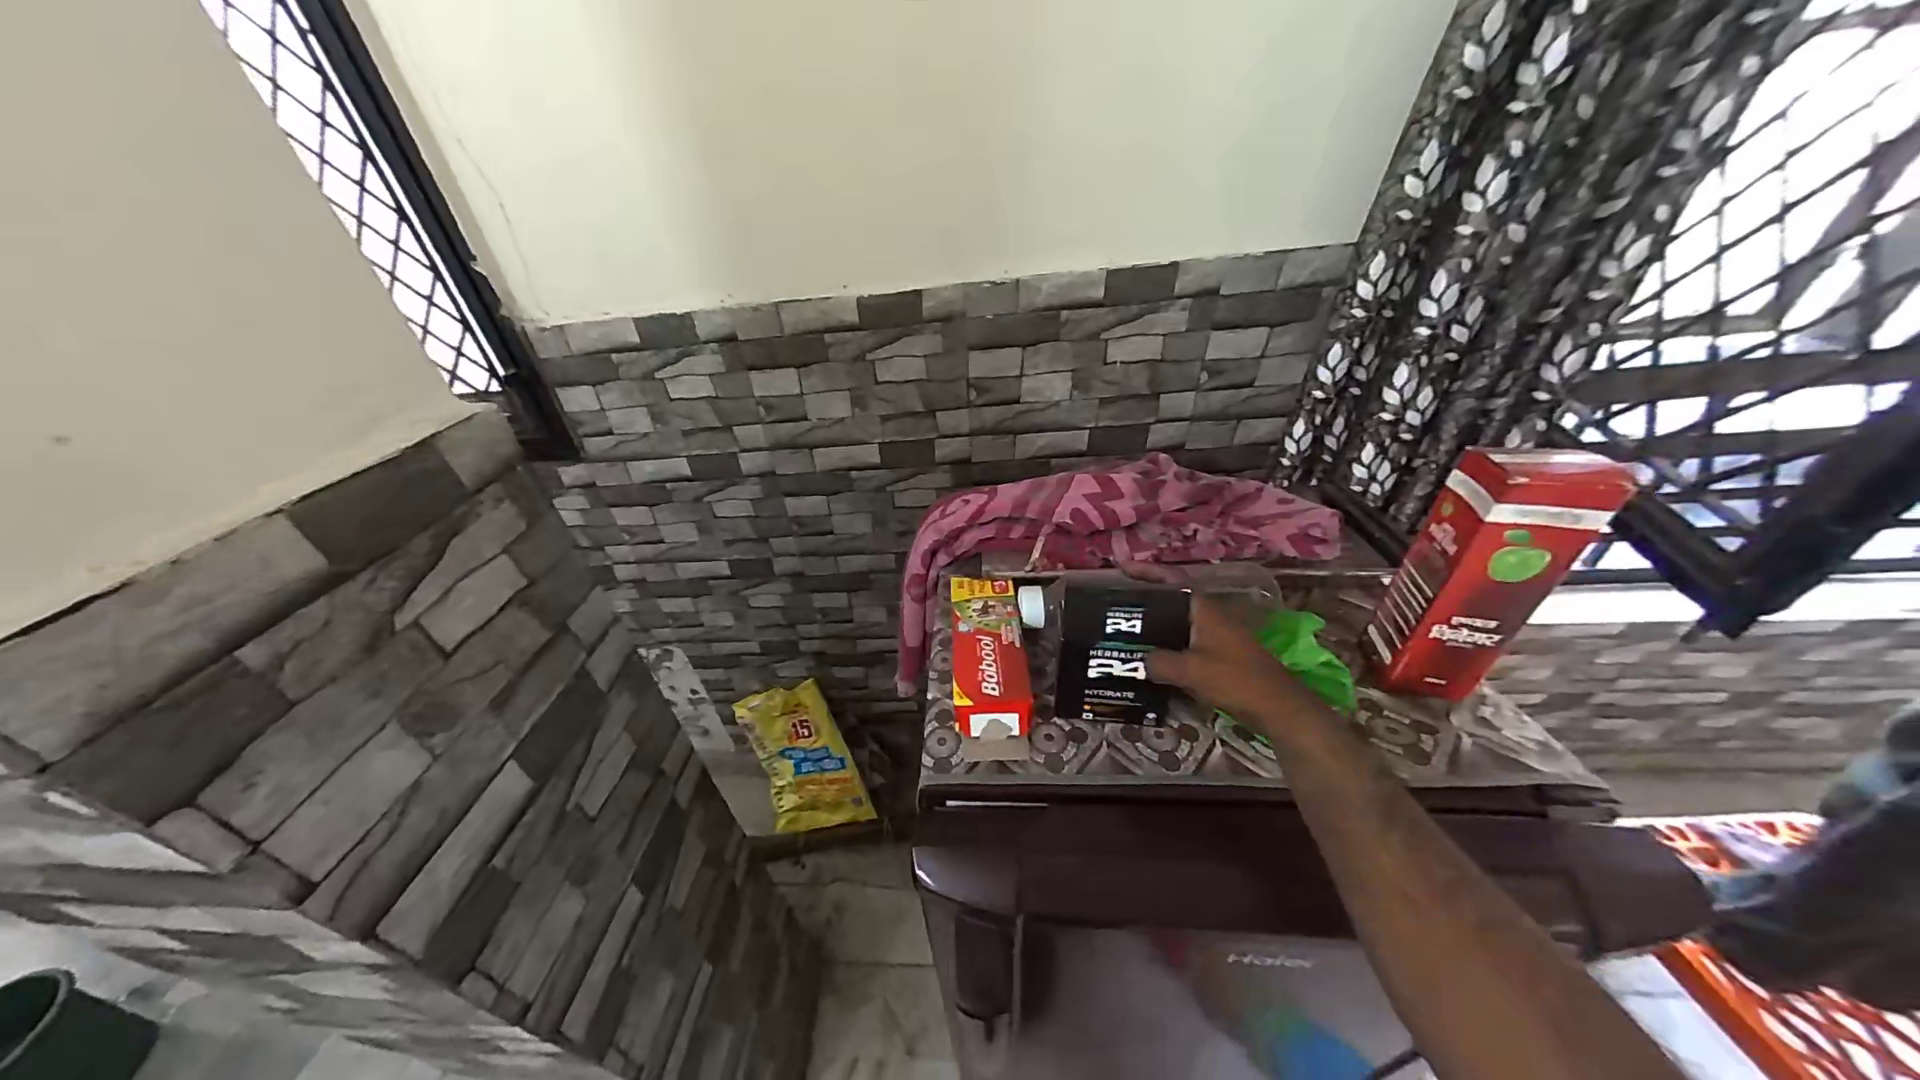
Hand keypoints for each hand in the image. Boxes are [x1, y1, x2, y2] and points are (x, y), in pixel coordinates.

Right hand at [1119, 564, 1317, 735]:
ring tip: (1123, 635)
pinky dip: (1163, 650)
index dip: (1147, 572)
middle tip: (1115, 608)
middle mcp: (1208, 618)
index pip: (1172, 580)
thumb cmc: (1237, 680)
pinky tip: (1147, 664)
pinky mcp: (1216, 658)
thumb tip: (1139, 660)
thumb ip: (1160, 662)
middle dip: (1143, 602)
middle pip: (1170, 602)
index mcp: (1204, 610)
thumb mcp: (1192, 670)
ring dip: (1152, 629)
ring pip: (1174, 626)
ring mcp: (1214, 638)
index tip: (1121, 569)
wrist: (1278, 708)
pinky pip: (1181, 647)